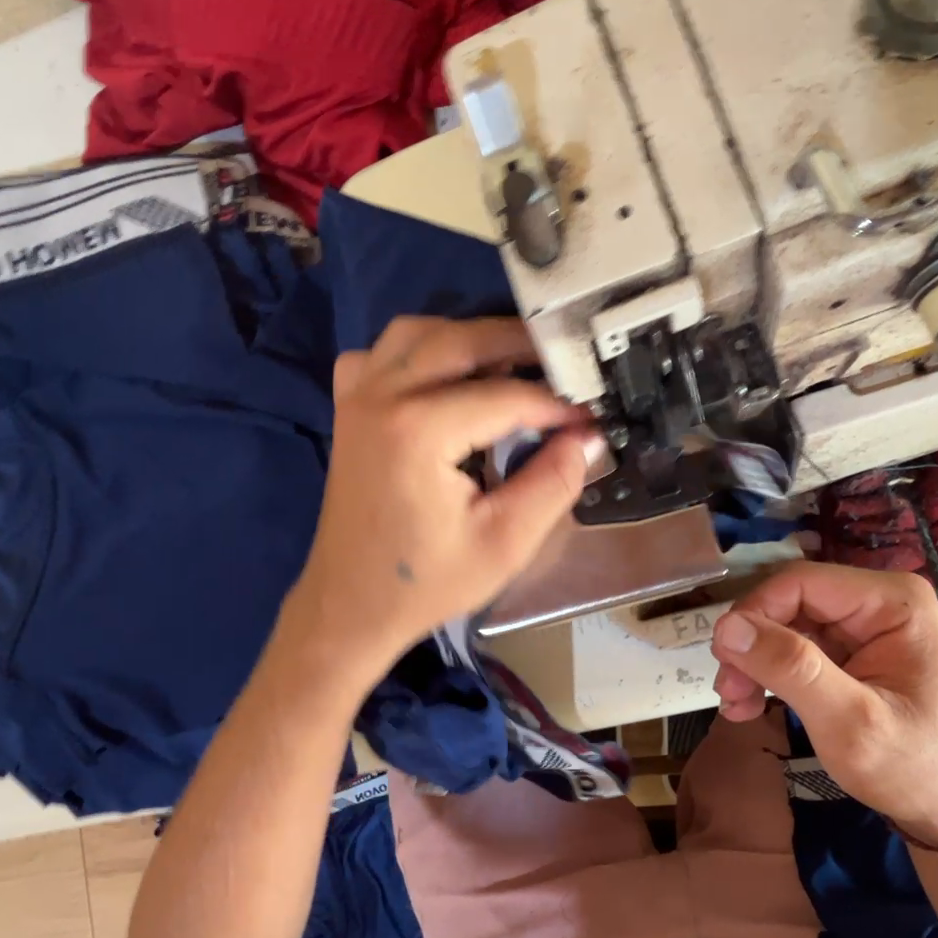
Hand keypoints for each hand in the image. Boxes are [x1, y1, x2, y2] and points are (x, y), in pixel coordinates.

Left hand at [283, 316, 600, 670]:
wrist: (350, 605)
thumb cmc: (424, 583)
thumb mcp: (503, 544)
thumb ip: (552, 482)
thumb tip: (588, 436)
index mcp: (418, 430)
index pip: (504, 395)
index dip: (555, 402)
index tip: (590, 413)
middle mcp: (382, 397)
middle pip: (460, 339)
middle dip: (518, 343)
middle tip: (563, 362)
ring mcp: (356, 398)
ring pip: (417, 333)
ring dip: (467, 337)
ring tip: (511, 363)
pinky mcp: (346, 409)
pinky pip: (379, 355)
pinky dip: (416, 352)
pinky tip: (443, 378)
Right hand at [709, 562, 937, 846]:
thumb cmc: (912, 769)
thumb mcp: (848, 722)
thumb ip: (791, 669)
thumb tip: (726, 627)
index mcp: (892, 603)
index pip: (799, 583)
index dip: (753, 615)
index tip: (724, 661)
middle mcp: (878, 602)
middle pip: (787, 602)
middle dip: (751, 646)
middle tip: (729, 692)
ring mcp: (864, 626)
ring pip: (783, 624)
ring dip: (753, 662)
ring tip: (737, 704)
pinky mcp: (851, 650)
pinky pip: (794, 647)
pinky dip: (767, 674)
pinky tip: (751, 704)